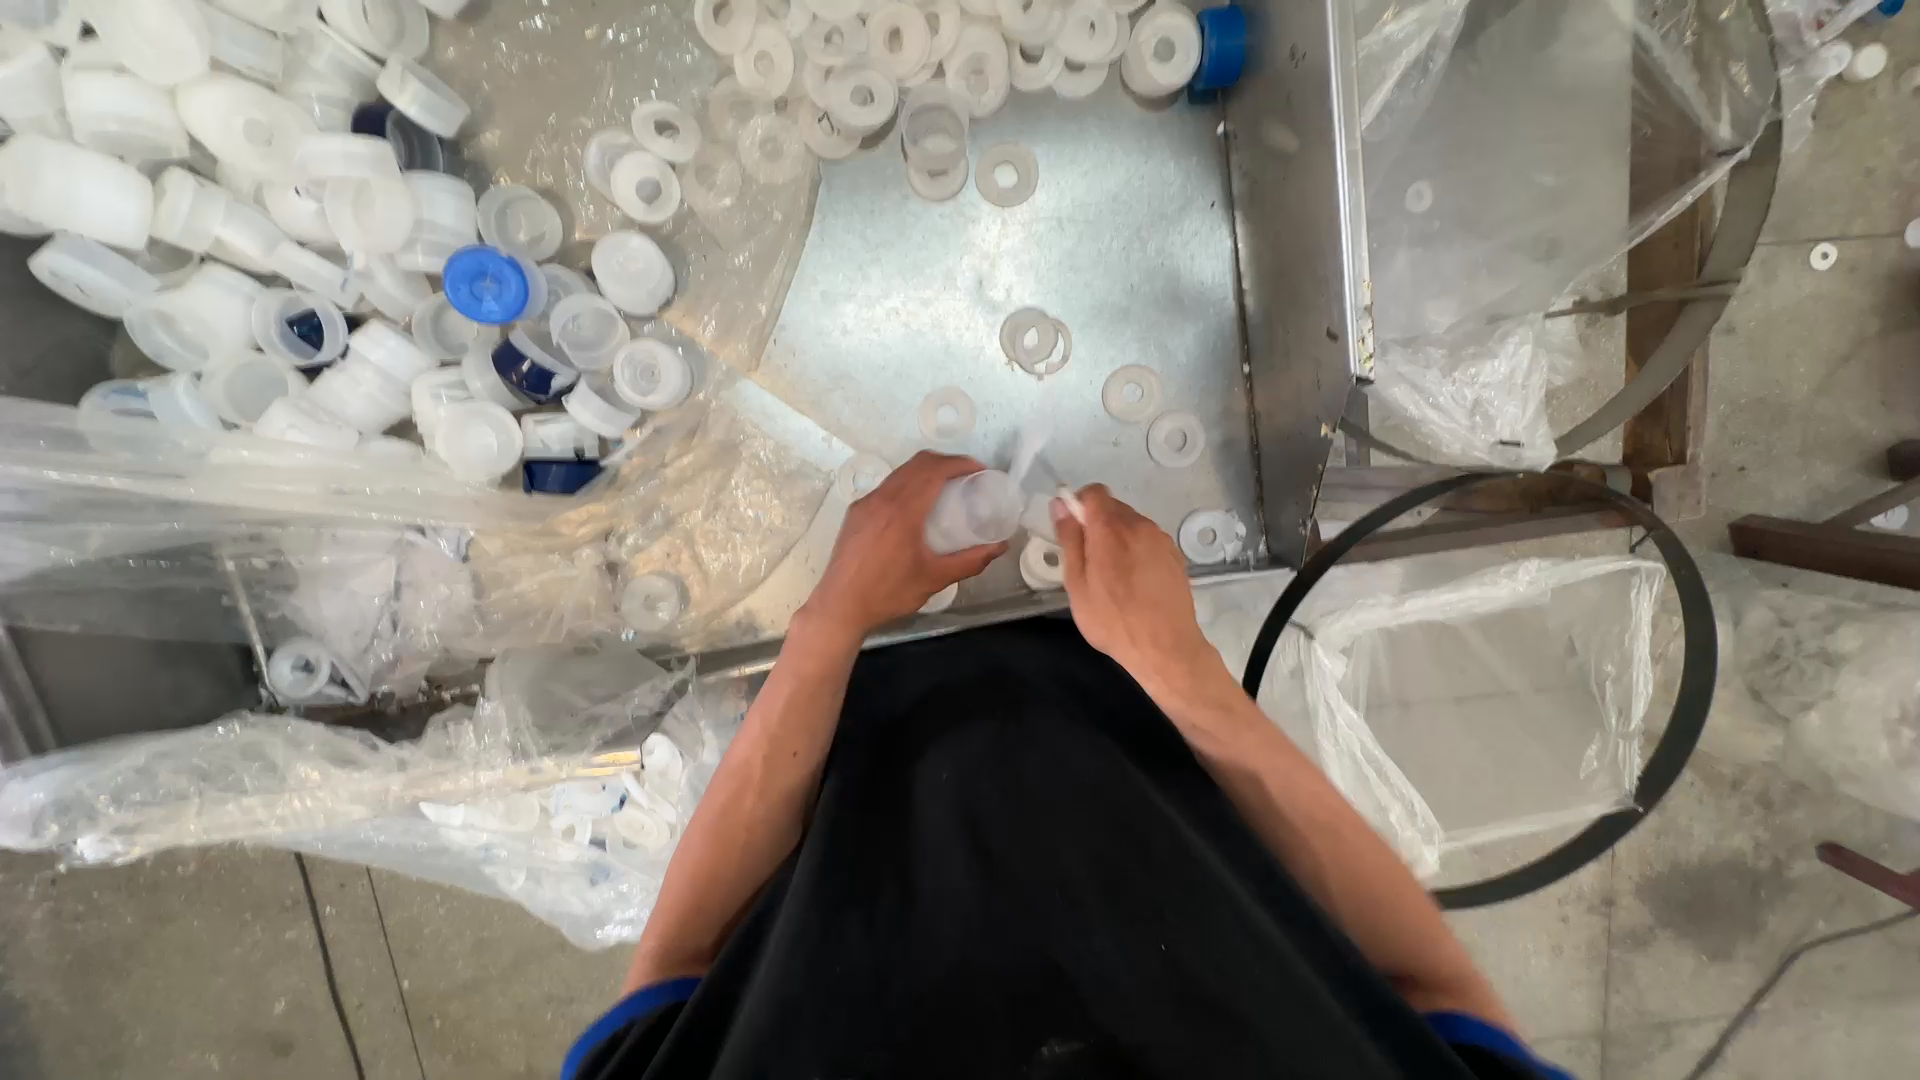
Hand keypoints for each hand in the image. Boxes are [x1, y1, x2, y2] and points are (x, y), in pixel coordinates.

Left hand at [800, 451, 1008, 637]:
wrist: (840, 607)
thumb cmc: (888, 593)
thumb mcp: (934, 579)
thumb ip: (970, 561)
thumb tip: (999, 548)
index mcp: (903, 510)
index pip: (934, 470)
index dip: (960, 463)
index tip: (979, 471)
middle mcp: (882, 499)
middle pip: (917, 464)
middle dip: (946, 463)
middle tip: (967, 477)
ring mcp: (865, 504)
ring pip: (900, 473)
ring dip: (925, 472)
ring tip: (945, 488)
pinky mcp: (856, 513)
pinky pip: (886, 487)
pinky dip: (907, 485)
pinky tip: (917, 506)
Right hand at [1052, 485, 1219, 691]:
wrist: (1165, 647)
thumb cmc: (1112, 619)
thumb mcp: (1077, 584)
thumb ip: (1070, 539)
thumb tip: (1061, 505)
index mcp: (1111, 529)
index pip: (1094, 493)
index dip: (1079, 504)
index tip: (1073, 529)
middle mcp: (1140, 526)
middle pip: (1114, 507)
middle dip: (1097, 524)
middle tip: (1090, 560)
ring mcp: (1161, 540)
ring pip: (1132, 524)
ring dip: (1118, 538)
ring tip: (1114, 575)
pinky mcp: (1175, 555)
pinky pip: (1148, 540)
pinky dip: (1137, 550)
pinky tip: (1135, 581)